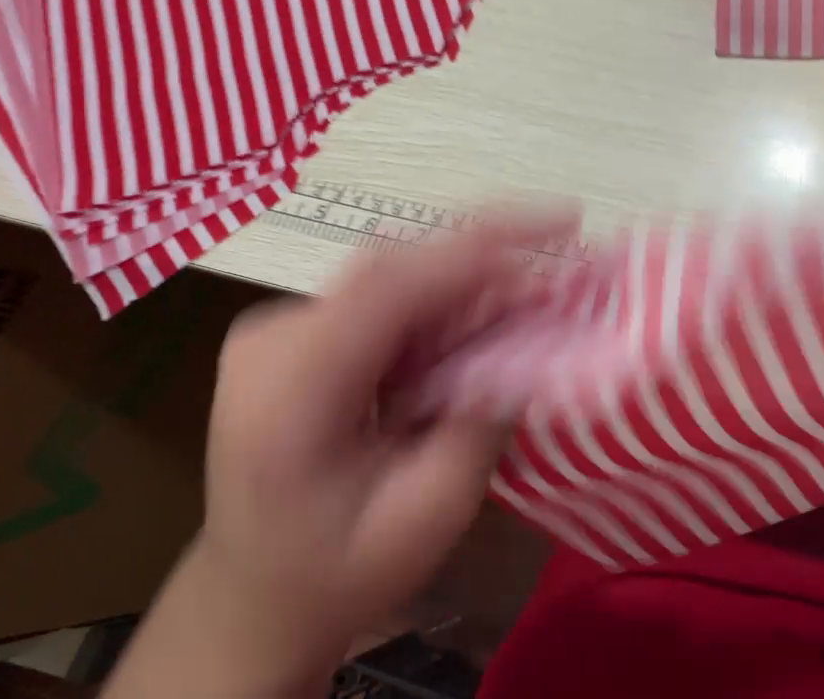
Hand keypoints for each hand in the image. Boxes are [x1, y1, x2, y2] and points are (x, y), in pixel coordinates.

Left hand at [194, 210, 576, 663]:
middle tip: (567, 279)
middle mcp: (277, 338)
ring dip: (477, 286)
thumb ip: (481, 425)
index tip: (566, 224)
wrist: (257, 599)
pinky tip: (489, 327)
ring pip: (403, 278)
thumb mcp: (427, 515)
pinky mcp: (307, 334)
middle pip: (401, 269)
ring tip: (539, 305)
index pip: (393, 284)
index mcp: (291, 389)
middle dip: (494, 263)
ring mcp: (285, 330)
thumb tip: (535, 346)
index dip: (483, 244)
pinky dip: (451, 304)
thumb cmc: (340, 572)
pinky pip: (393, 298)